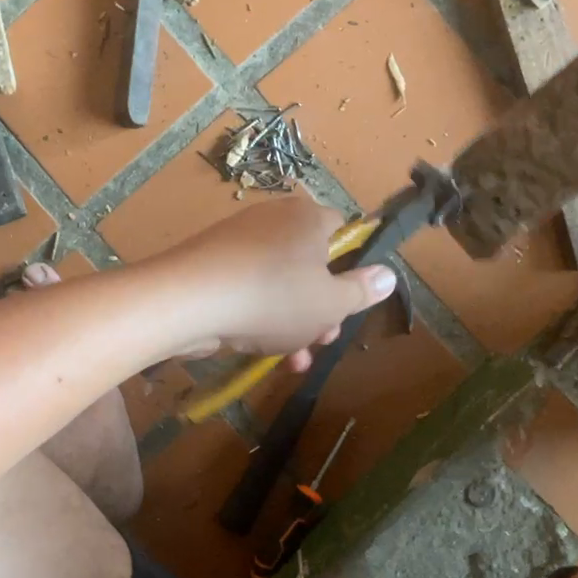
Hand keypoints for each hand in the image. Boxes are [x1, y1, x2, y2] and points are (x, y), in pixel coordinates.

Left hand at [149, 196, 398, 370]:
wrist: (188, 301)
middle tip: (323, 339)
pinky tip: (262, 354)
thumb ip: (361, 291)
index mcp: (308, 218)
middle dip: (321, 308)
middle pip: (310, 263)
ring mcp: (239, 242)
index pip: (341, 230)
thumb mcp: (330, 303)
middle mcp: (274, 220)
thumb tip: (389, 274)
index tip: (349, 300)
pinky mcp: (211, 266)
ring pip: (279, 284)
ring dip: (293, 323)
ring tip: (295, 360)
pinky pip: (248, 290)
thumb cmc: (273, 297)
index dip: (351, 266)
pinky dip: (259, 318)